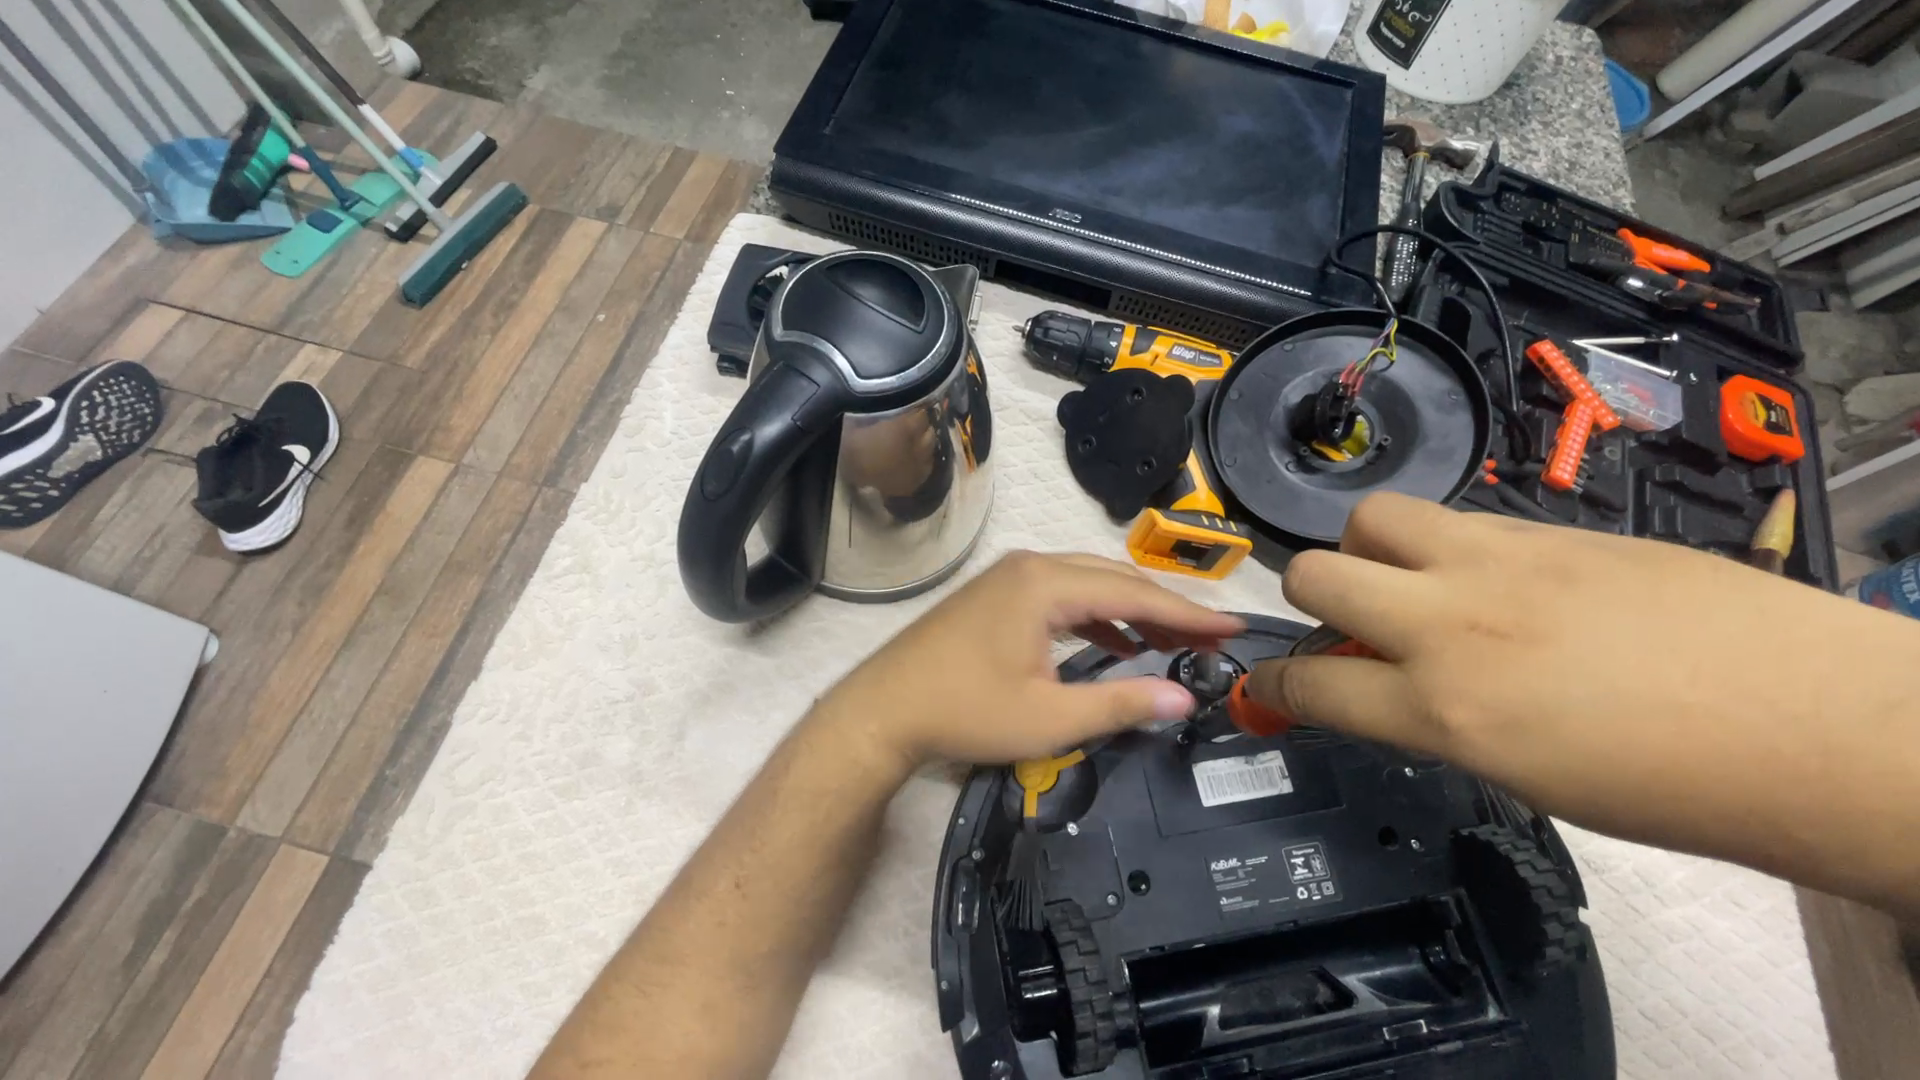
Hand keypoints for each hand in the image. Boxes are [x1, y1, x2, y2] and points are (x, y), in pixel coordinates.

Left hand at [812, 552, 1243, 774]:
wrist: (883, 710)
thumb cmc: (964, 712)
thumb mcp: (1050, 718)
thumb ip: (1121, 703)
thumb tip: (1184, 699)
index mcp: (1045, 584)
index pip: (1135, 593)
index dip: (1189, 614)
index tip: (1233, 627)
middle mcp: (1029, 566)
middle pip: (1113, 579)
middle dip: (1164, 608)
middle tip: (1208, 639)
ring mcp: (1007, 577)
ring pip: (1086, 583)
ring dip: (1129, 609)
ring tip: (1170, 641)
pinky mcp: (994, 595)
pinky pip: (1059, 595)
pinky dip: (1093, 615)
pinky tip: (1114, 641)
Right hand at [1245, 493, 1919, 910]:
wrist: (1819, 726)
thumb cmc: (1669, 784)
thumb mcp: (1516, 771)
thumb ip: (1426, 714)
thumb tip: (1378, 682)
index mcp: (1441, 708)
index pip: (1307, 684)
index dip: (1271, 686)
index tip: (1267, 686)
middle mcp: (1448, 623)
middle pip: (1313, 574)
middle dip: (1309, 599)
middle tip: (1346, 621)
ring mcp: (1497, 562)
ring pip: (1371, 516)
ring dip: (1368, 550)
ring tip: (1411, 579)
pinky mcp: (1548, 528)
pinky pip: (1457, 519)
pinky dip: (1446, 547)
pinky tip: (1494, 577)